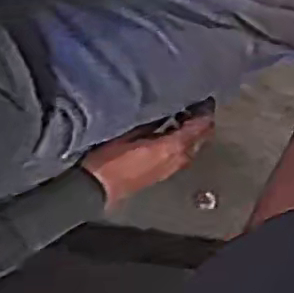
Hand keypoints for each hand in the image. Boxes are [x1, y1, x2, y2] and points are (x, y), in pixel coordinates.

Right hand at [80, 113, 214, 206]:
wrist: (88, 193)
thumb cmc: (105, 162)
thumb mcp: (128, 135)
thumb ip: (154, 123)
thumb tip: (168, 113)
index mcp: (177, 145)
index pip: (204, 123)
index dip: (205, 110)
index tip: (201, 99)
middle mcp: (183, 156)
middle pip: (204, 133)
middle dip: (200, 120)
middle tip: (188, 108)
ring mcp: (176, 167)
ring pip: (195, 144)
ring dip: (192, 132)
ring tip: (177, 120)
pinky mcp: (166, 174)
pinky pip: (185, 153)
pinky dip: (184, 142)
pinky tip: (168, 137)